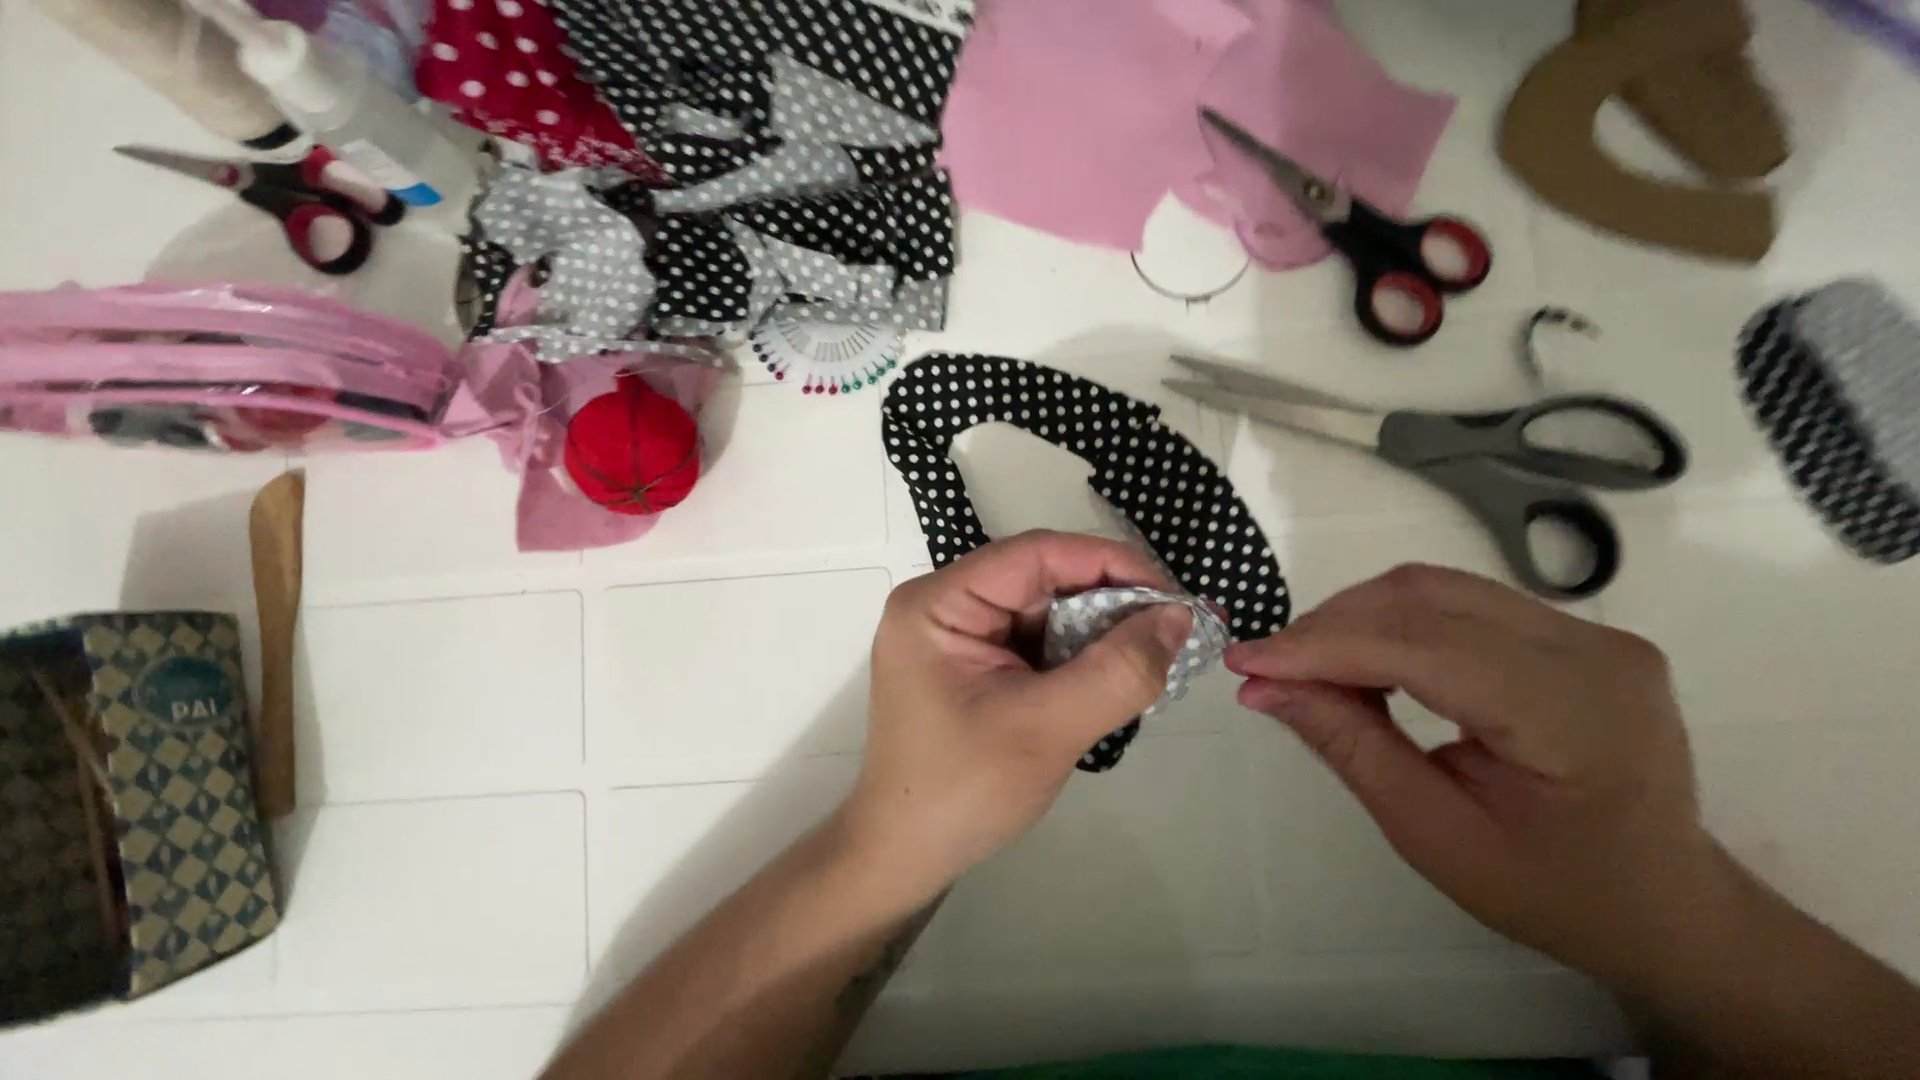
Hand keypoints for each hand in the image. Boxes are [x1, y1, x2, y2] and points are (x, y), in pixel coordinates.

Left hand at [840, 530, 1193, 906]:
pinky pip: (1038, 643)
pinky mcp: (974, 666)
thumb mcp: (1047, 729)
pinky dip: (1081, 657)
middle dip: (1110, 602)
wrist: (906, 857)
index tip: (1174, 598)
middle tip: (1176, 631)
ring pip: (1046, 611)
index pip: (1036, 554)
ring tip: (1156, 655)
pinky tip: (1117, 675)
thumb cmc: (964, 792)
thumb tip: (1179, 616)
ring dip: (1100, 632)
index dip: (1110, 564)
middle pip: (1042, 579)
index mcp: (939, 603)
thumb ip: (1118, 671)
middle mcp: (945, 606)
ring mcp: (958, 637)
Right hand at [1224, 564, 1742, 987]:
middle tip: (1268, 668)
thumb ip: (1348, 746)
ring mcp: (1591, 632)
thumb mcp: (1433, 834)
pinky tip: (1362, 660)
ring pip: (1436, 588)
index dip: (1322, 646)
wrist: (1664, 904)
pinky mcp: (1574, 630)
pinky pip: (1458, 602)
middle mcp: (1593, 650)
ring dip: (1355, 617)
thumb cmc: (1551, 890)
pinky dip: (1391, 622)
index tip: (1243, 661)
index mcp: (1574, 714)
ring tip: (1308, 666)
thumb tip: (1261, 686)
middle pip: (1426, 598)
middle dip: (1330, 626)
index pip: (1423, 648)